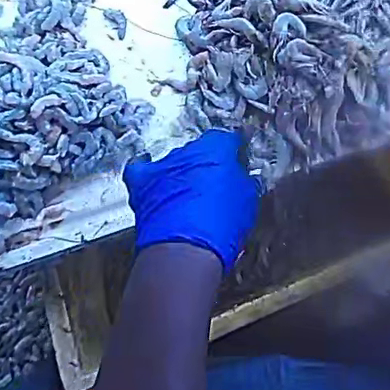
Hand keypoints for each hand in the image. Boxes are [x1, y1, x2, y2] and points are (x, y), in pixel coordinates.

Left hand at [123, 130, 258, 270]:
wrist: (185, 250)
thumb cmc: (221, 228)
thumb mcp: (248, 202)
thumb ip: (245, 182)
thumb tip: (243, 180)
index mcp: (216, 148)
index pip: (227, 139)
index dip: (233, 150)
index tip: (237, 157)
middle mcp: (187, 151)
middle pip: (198, 151)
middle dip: (206, 167)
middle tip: (215, 189)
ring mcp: (162, 166)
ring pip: (173, 164)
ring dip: (180, 177)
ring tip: (189, 200)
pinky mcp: (142, 184)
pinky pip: (141, 173)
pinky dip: (148, 179)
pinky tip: (154, 188)